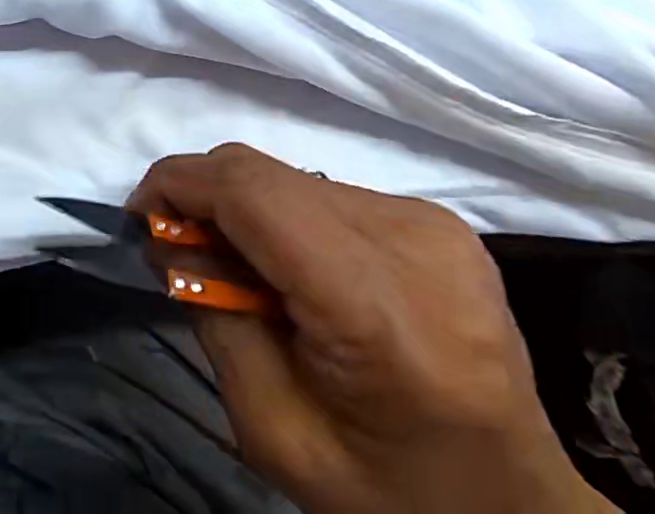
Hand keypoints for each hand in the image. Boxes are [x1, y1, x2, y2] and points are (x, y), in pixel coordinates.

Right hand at [133, 144, 615, 513]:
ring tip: (241, 269)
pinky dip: (288, 216)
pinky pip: (329, 193)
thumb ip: (214, 317)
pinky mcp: (440, 220)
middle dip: (204, 195)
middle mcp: (410, 238)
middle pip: (268, 173)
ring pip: (294, 177)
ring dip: (246, 208)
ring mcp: (433, 222)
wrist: (514, 508)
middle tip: (178, 246)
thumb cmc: (388, 491)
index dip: (181, 183)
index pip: (253, 194)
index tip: (139, 212)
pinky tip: (294, 269)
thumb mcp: (273, 429)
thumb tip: (172, 240)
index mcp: (375, 306)